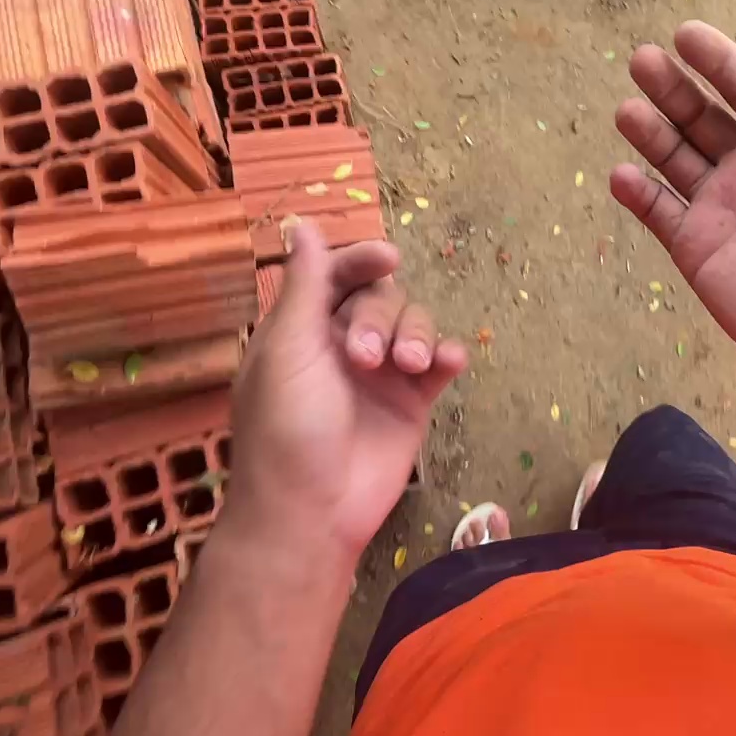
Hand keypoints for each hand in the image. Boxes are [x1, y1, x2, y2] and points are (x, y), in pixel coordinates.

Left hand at [226, 222, 468, 562]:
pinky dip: (447, 354)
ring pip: (417, 323)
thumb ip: (305, 285)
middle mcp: (347, 343)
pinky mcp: (415, 398)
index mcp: (306, 329)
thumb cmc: (288, 427)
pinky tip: (448, 362)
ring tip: (408, 366)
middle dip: (382, 317)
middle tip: (367, 357)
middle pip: (383, 297)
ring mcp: (384, 371)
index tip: (386, 259)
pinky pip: (440, 360)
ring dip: (417, 334)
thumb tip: (301, 224)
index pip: (338, 275)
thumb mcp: (289, 349)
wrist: (314, 511)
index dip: (361, 260)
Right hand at [610, 21, 735, 385]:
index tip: (685, 35)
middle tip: (643, 60)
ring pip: (673, 156)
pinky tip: (623, 175)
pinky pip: (658, 211)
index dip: (719, 62)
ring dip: (649, 131)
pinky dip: (638, 193)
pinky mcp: (693, 245)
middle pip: (701, 116)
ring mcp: (717, 206)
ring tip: (628, 110)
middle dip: (672, 87)